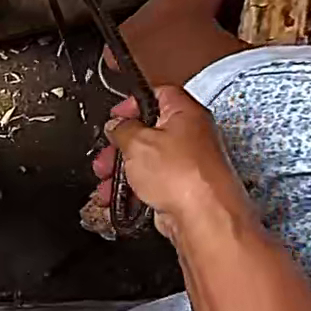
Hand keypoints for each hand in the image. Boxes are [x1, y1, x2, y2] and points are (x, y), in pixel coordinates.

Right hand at [87, 86, 254, 239]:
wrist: (204, 217)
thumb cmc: (183, 176)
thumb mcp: (136, 143)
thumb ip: (122, 129)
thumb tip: (117, 126)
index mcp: (185, 114)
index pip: (159, 94)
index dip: (133, 103)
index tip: (115, 116)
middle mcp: (192, 136)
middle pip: (148, 131)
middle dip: (121, 146)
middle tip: (107, 155)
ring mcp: (189, 163)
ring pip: (147, 161)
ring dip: (122, 171)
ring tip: (106, 183)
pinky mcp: (184, 188)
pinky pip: (153, 183)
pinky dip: (134, 189)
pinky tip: (119, 198)